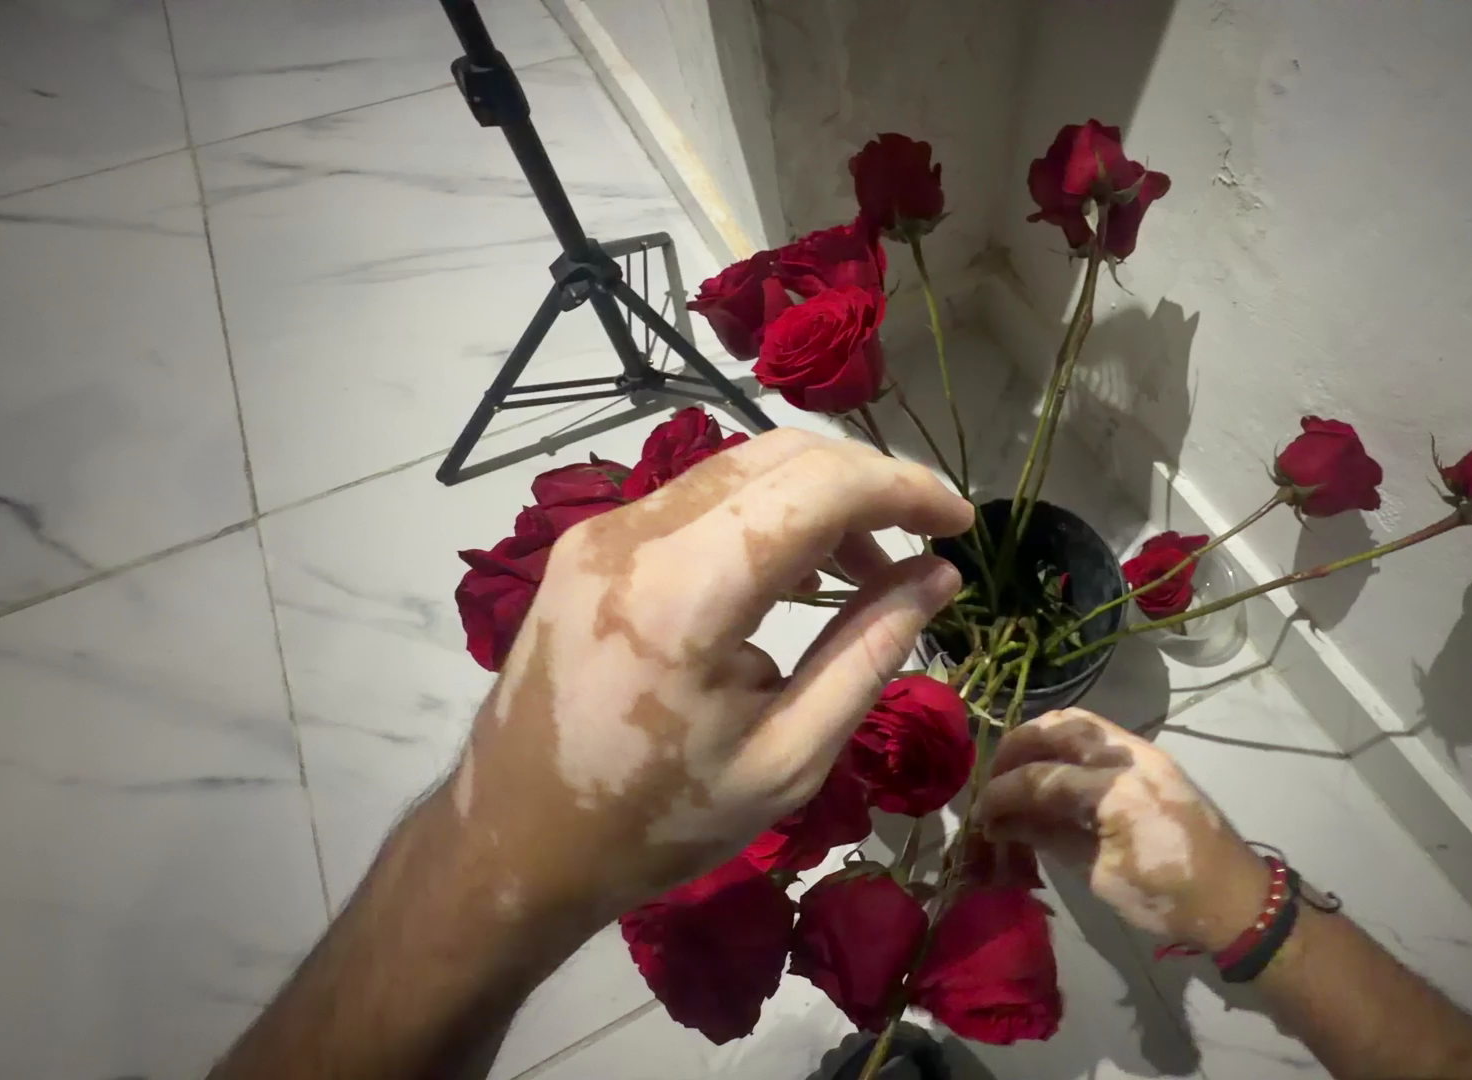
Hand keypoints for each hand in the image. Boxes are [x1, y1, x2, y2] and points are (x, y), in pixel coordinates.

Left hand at [449, 429, 972, 930]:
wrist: (511, 845)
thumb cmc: (658, 820)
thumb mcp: (790, 757)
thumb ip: (870, 651)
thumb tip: (938, 575)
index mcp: (687, 594)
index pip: (820, 487)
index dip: (906, 488)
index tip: (960, 521)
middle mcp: (638, 533)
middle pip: (786, 455)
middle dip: (873, 483)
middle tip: (923, 540)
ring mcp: (606, 527)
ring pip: (746, 463)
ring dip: (825, 496)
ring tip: (867, 567)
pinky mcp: (595, 537)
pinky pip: (707, 493)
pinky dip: (773, 512)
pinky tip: (799, 569)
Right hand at [974, 708, 1275, 950]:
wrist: (1237, 898)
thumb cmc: (1168, 898)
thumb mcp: (1100, 877)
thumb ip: (1050, 838)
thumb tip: (1004, 823)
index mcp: (1117, 791)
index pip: (1042, 778)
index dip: (1002, 793)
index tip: (978, 812)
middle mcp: (1128, 756)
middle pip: (1058, 727)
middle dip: (1016, 746)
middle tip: (993, 776)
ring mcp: (1143, 750)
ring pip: (1078, 720)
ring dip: (1041, 737)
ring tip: (1016, 766)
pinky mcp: (1151, 756)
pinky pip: (1098, 733)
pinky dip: (1066, 742)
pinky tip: (1052, 766)